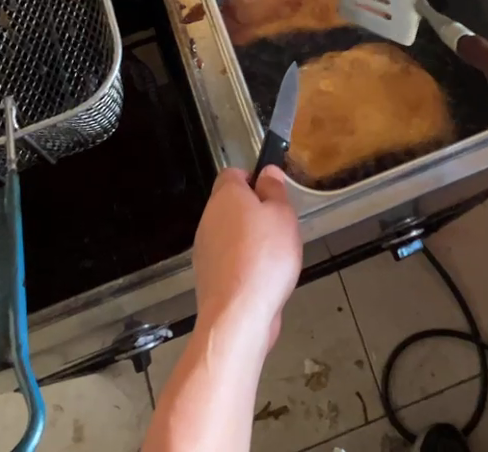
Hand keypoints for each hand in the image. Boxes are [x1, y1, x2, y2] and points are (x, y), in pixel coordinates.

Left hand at [191, 166, 300, 346]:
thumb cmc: (265, 256)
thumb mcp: (282, 215)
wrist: (238, 314)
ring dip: (250, 240)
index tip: (273, 196)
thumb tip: (267, 173)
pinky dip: (244, 264)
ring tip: (274, 257)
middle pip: (232, 205)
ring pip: (230, 233)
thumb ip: (274, 190)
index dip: (254, 179)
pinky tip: (262, 279)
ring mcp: (205, 248)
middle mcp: (209, 217)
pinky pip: (229, 259)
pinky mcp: (207, 275)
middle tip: (280, 227)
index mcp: (225, 196)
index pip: (233, 173)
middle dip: (255, 212)